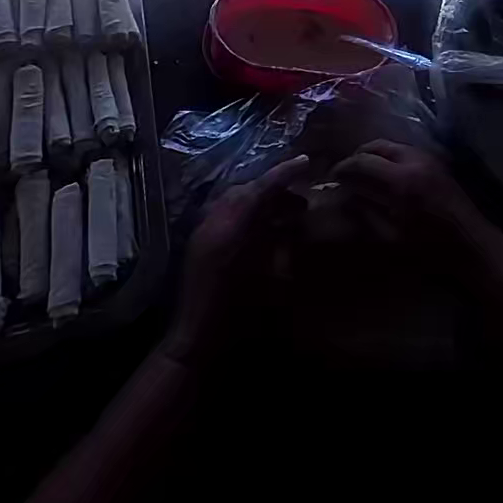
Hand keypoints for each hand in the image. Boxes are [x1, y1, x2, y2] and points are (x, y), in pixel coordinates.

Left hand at [162, 154, 311, 366]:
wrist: (196, 341)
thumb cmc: (238, 319)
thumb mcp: (269, 281)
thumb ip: (279, 244)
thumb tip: (292, 219)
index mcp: (231, 228)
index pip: (260, 189)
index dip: (284, 173)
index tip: (306, 161)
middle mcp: (214, 221)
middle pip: (247, 190)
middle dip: (274, 189)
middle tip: (301, 201)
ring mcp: (204, 231)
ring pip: (235, 201)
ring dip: (261, 201)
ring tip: (287, 214)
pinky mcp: (200, 242)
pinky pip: (225, 214)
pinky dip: (247, 214)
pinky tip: (264, 229)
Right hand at [330, 140, 496, 277]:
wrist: (476, 250)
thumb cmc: (432, 252)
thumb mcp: (391, 238)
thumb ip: (365, 213)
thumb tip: (346, 196)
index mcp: (401, 181)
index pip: (361, 162)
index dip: (343, 168)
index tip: (333, 178)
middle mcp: (415, 162)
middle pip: (376, 145)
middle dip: (357, 156)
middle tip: (346, 172)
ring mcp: (429, 160)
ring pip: (392, 145)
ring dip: (374, 154)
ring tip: (364, 173)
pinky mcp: (439, 164)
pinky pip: (406, 151)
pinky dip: (390, 156)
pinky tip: (386, 174)